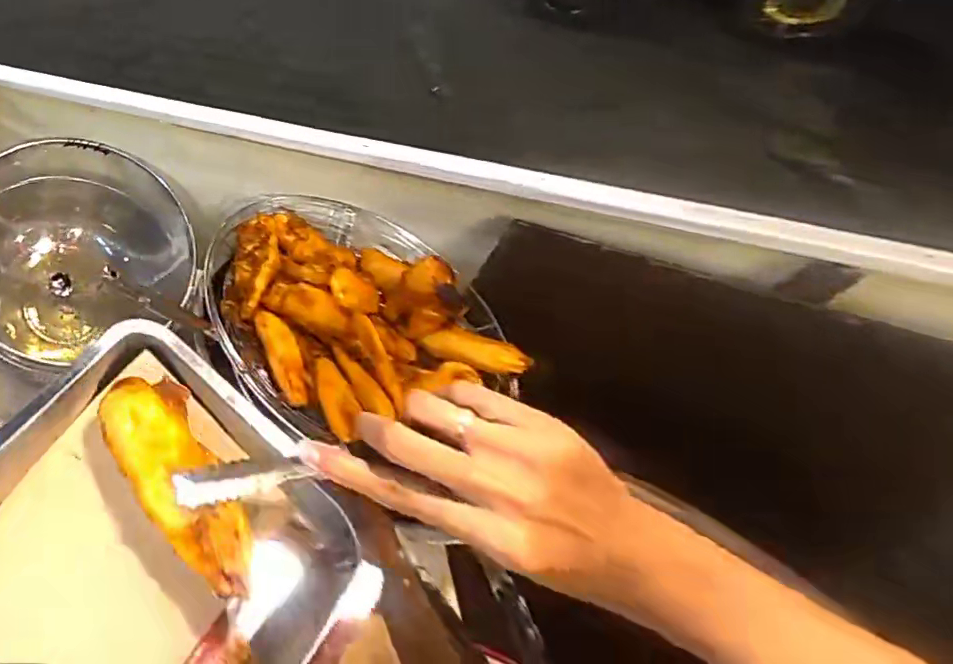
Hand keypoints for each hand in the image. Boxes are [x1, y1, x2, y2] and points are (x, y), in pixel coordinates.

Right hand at [299, 384, 656, 609]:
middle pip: (407, 443)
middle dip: (374, 426)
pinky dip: (453, 398)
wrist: (642, 551)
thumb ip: (443, 509)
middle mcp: (504, 491)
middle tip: (366, 422)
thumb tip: (381, 466)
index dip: (349, 472)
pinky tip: (462, 411)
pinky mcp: (542, 422)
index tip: (310, 451)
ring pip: (430, 407)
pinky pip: (468, 391)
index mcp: (494, 537)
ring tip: (427, 421)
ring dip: (416, 411)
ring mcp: (524, 451)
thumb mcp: (499, 552)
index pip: (402, 496)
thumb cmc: (560, 561)